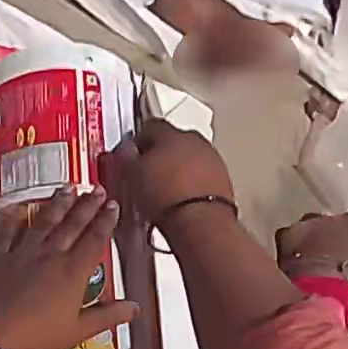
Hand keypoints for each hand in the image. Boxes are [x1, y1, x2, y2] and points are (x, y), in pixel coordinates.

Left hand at [0, 187, 139, 348]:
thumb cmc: (31, 338)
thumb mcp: (77, 332)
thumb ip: (106, 316)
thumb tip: (131, 309)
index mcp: (71, 274)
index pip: (94, 240)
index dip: (105, 221)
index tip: (112, 206)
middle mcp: (47, 258)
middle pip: (72, 225)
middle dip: (87, 205)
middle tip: (96, 190)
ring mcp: (20, 255)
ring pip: (42, 222)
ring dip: (57, 204)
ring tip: (66, 190)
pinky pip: (4, 234)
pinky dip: (9, 220)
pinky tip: (12, 209)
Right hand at [102, 119, 232, 225]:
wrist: (199, 221)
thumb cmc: (166, 196)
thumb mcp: (131, 174)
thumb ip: (126, 156)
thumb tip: (124, 150)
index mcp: (171, 133)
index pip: (150, 127)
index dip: (137, 141)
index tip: (132, 154)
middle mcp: (195, 141)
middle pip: (173, 141)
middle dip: (160, 155)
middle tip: (146, 174)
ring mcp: (212, 160)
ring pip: (189, 159)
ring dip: (177, 170)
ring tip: (162, 192)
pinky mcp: (223, 181)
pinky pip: (202, 178)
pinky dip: (191, 185)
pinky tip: (179, 200)